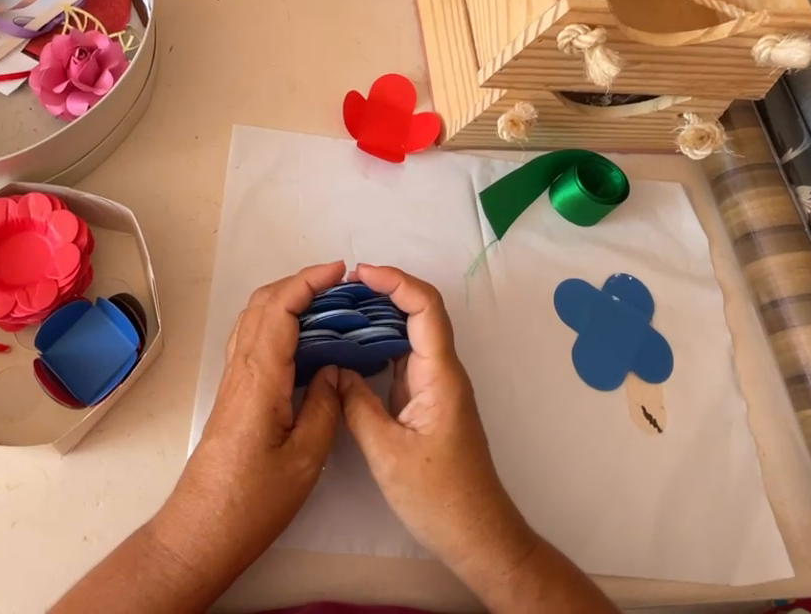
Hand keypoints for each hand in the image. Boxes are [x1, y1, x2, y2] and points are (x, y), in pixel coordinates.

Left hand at [150, 260, 346, 581]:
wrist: (202, 530)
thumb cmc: (253, 501)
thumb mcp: (305, 460)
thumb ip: (325, 407)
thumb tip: (334, 368)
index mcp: (260, 377)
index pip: (280, 308)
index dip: (308, 281)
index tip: (339, 271)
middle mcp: (242, 367)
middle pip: (263, 303)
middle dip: (300, 281)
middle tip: (338, 283)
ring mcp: (234, 378)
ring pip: (255, 318)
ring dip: (287, 297)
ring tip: (325, 302)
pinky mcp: (234, 392)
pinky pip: (254, 338)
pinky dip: (277, 320)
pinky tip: (302, 337)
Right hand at [334, 265, 532, 572]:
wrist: (478, 536)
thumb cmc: (438, 497)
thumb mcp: (387, 453)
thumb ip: (357, 405)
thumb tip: (333, 368)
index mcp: (439, 375)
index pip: (425, 307)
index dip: (395, 281)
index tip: (359, 274)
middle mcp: (442, 370)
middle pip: (420, 311)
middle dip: (384, 290)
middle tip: (341, 289)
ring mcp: (436, 384)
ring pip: (411, 332)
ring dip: (380, 314)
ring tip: (340, 309)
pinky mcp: (427, 400)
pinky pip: (404, 356)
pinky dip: (379, 342)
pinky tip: (352, 346)